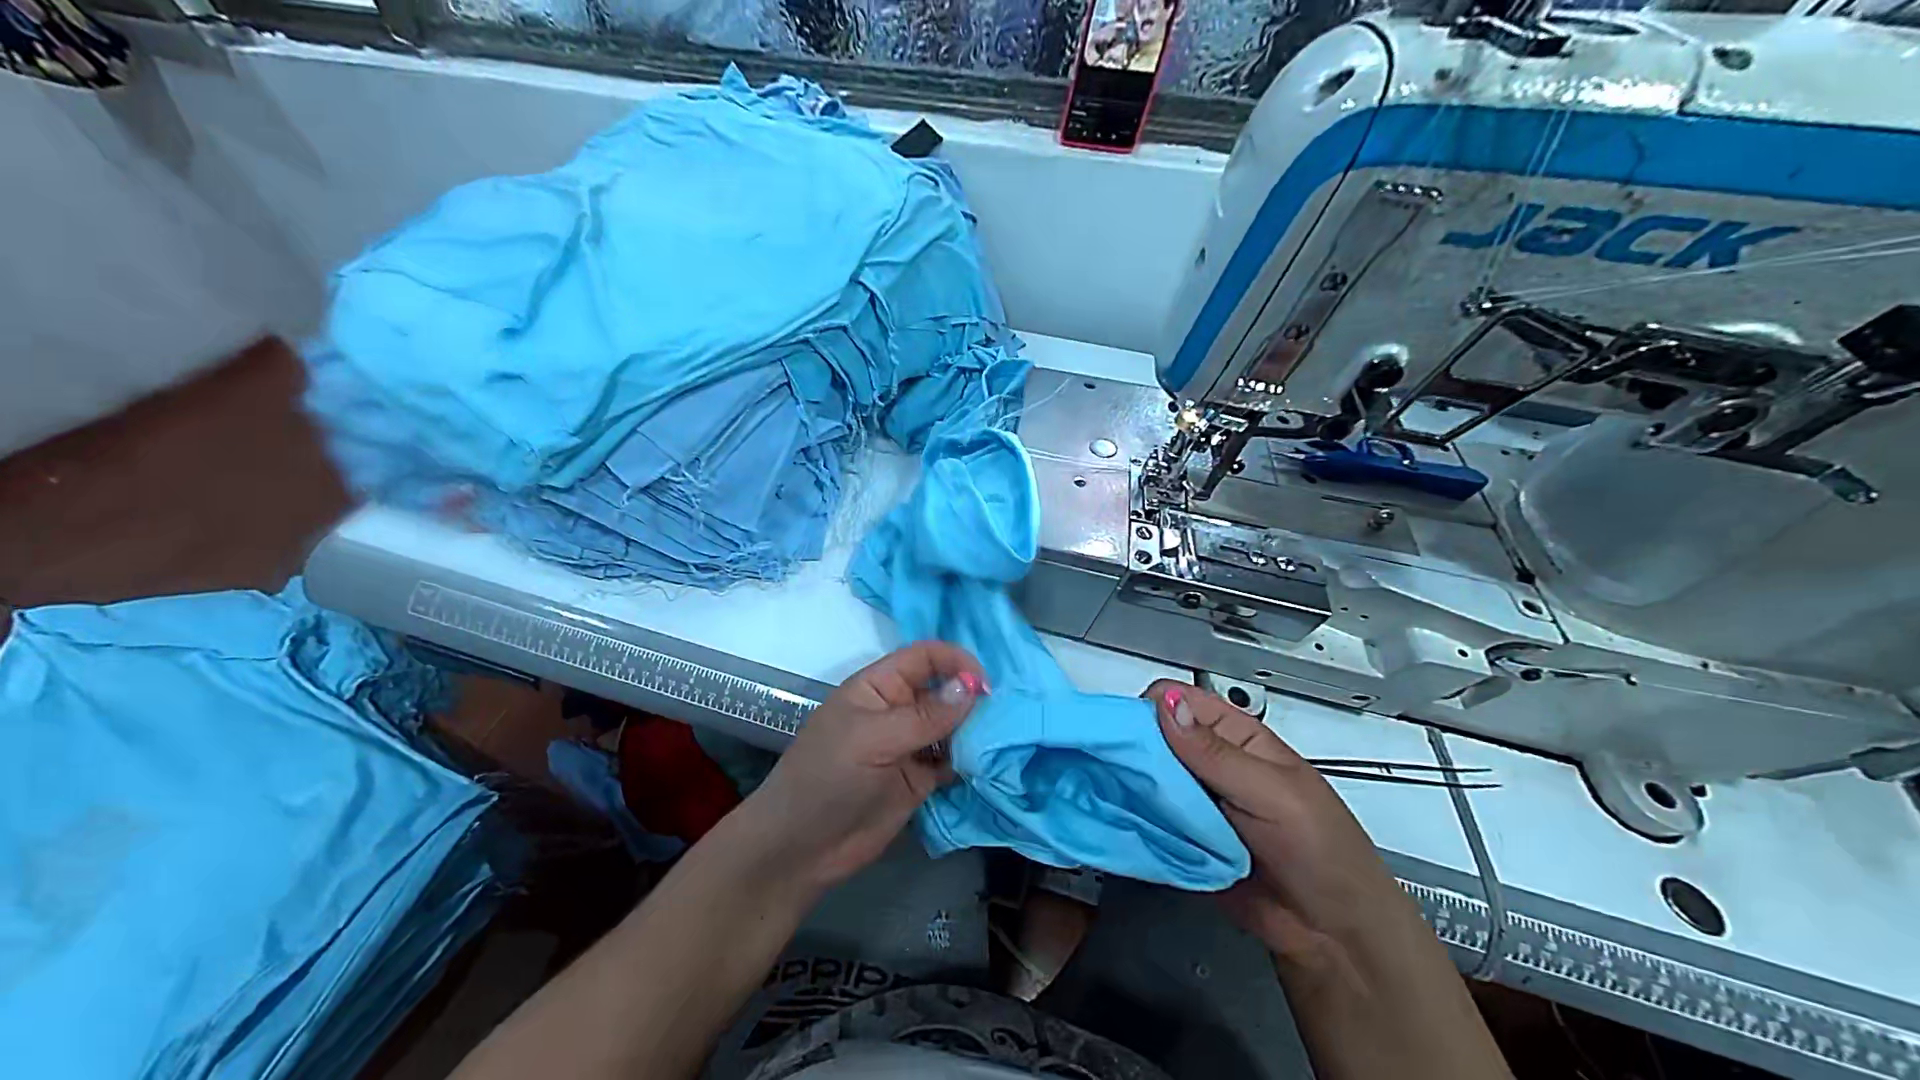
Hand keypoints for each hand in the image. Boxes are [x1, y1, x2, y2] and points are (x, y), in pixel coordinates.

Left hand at [737, 642, 987, 891]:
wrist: (802, 849)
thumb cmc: (828, 778)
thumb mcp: (873, 739)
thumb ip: (925, 715)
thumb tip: (973, 687)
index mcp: (880, 686)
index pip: (925, 657)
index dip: (956, 662)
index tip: (986, 685)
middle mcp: (898, 709)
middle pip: (945, 689)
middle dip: (973, 697)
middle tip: (1007, 716)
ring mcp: (910, 745)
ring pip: (954, 726)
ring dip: (977, 730)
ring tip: (1007, 739)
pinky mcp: (920, 779)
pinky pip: (954, 761)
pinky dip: (972, 761)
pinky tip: (993, 764)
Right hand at [1149, 682, 1513, 1079]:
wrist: (1332, 935)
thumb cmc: (1322, 851)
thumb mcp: (1272, 792)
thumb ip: (1214, 751)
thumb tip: (1165, 703)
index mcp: (1235, 736)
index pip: (1177, 701)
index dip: (1147, 709)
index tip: (1124, 732)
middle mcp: (1207, 762)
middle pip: (1151, 738)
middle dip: (1129, 748)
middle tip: (1110, 768)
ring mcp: (1191, 801)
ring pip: (1143, 777)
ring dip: (1127, 784)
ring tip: (1106, 795)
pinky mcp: (1180, 836)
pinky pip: (1144, 817)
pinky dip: (1131, 817)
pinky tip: (1117, 820)